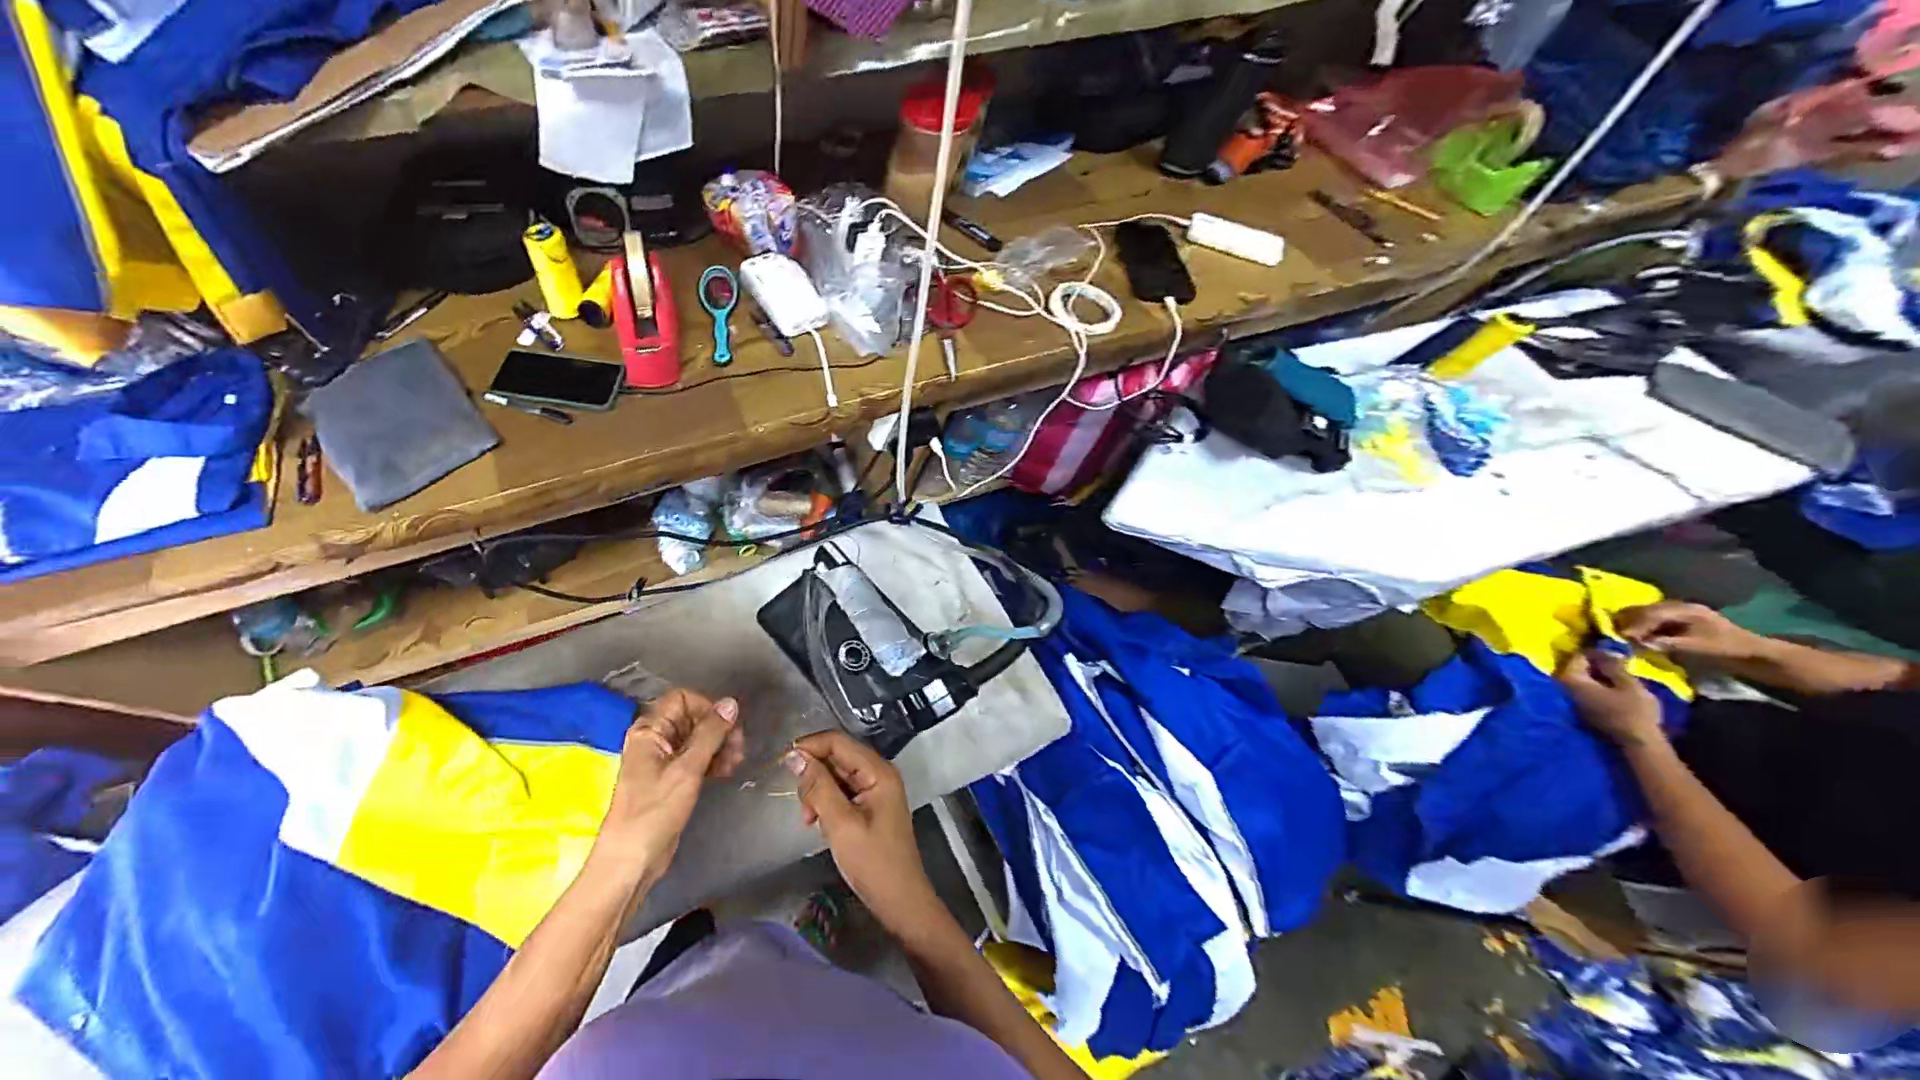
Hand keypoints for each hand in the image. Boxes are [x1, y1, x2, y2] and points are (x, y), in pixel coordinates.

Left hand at [595, 689, 744, 889]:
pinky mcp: (671, 779)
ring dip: (720, 746)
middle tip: (737, 749)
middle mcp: (654, 740)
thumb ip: (710, 733)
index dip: (708, 708)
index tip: (728, 727)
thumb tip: (731, 703)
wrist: (632, 860)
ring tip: (734, 764)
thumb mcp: (687, 769)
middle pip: (693, 718)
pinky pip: (696, 757)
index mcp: (649, 731)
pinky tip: (725, 771)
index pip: (683, 699)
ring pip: (698, 738)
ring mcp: (662, 760)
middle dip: (718, 729)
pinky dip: (713, 760)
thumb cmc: (654, 811)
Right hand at [785, 731, 948, 944]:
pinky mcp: (868, 805)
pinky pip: (840, 792)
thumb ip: (818, 787)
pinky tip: (820, 824)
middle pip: (836, 756)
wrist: (899, 900)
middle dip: (813, 776)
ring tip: (811, 821)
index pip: (838, 741)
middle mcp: (878, 773)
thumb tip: (796, 756)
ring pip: (835, 775)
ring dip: (817, 793)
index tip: (784, 766)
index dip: (810, 747)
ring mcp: (874, 789)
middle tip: (804, 808)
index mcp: (878, 771)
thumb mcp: (841, 824)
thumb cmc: (873, 862)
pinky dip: (826, 803)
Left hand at [1559, 650, 1666, 749]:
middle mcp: (1565, 690)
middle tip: (1614, 658)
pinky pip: (1585, 690)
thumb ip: (1613, 666)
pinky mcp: (1582, 709)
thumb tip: (1604, 650)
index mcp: (1572, 681)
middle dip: (1593, 662)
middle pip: (1576, 668)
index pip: (1577, 658)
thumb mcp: (1628, 684)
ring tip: (1615, 669)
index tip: (1610, 648)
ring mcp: (1572, 701)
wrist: (1637, 742)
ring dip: (1595, 673)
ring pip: (1580, 680)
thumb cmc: (1634, 711)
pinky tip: (1612, 684)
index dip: (1594, 651)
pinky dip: (1596, 684)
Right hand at [1615, 601, 1765, 661]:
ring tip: (1625, 636)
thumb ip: (1664, 643)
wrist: (1754, 655)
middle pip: (1644, 610)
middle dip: (1628, 621)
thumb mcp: (1694, 647)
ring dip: (1634, 623)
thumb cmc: (1725, 650)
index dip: (1632, 624)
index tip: (1619, 636)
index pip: (1649, 613)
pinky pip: (1654, 619)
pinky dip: (1643, 626)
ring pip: (1647, 613)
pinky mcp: (1681, 621)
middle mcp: (1680, 606)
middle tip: (1616, 635)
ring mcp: (1681, 612)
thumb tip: (1634, 642)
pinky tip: (1639, 636)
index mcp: (1684, 609)